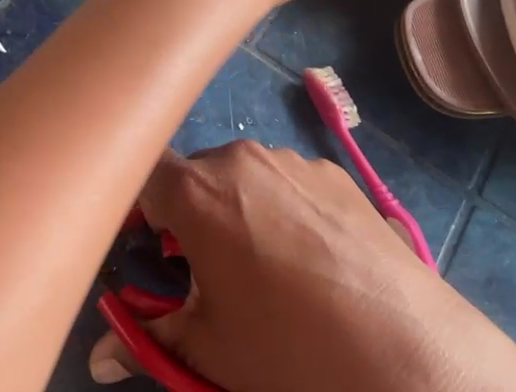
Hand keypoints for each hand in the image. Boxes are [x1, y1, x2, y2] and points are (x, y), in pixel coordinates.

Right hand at [89, 143, 515, 391]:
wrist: (415, 356)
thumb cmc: (292, 351)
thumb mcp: (210, 353)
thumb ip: (148, 339)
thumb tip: (100, 358)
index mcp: (197, 192)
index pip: (138, 172)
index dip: (131, 206)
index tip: (141, 247)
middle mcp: (241, 159)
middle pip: (191, 175)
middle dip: (185, 216)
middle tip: (201, 272)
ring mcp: (294, 162)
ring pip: (241, 177)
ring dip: (234, 210)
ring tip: (264, 270)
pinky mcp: (338, 176)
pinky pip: (286, 183)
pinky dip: (279, 210)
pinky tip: (310, 263)